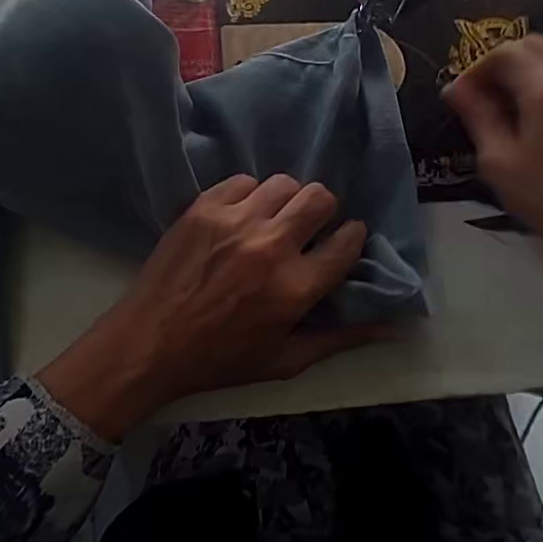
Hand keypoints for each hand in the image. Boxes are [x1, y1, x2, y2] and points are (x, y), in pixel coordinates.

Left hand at [36, 174, 388, 440]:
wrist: (150, 341)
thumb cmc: (220, 358)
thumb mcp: (285, 360)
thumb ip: (341, 338)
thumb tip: (392, 323)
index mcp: (295, 287)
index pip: (346, 242)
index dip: (351, 238)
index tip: (343, 240)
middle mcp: (270, 246)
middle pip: (319, 198)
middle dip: (324, 210)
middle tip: (309, 227)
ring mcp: (234, 220)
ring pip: (283, 183)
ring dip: (286, 200)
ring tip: (273, 219)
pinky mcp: (203, 207)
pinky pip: (242, 181)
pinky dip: (249, 195)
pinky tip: (241, 216)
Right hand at [446, 37, 542, 423]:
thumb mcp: (500, 165)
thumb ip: (477, 118)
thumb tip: (458, 88)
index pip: (507, 50)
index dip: (477, 68)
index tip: (458, 97)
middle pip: (536, 49)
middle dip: (501, 66)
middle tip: (476, 103)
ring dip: (526, 81)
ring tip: (501, 118)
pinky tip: (535, 132)